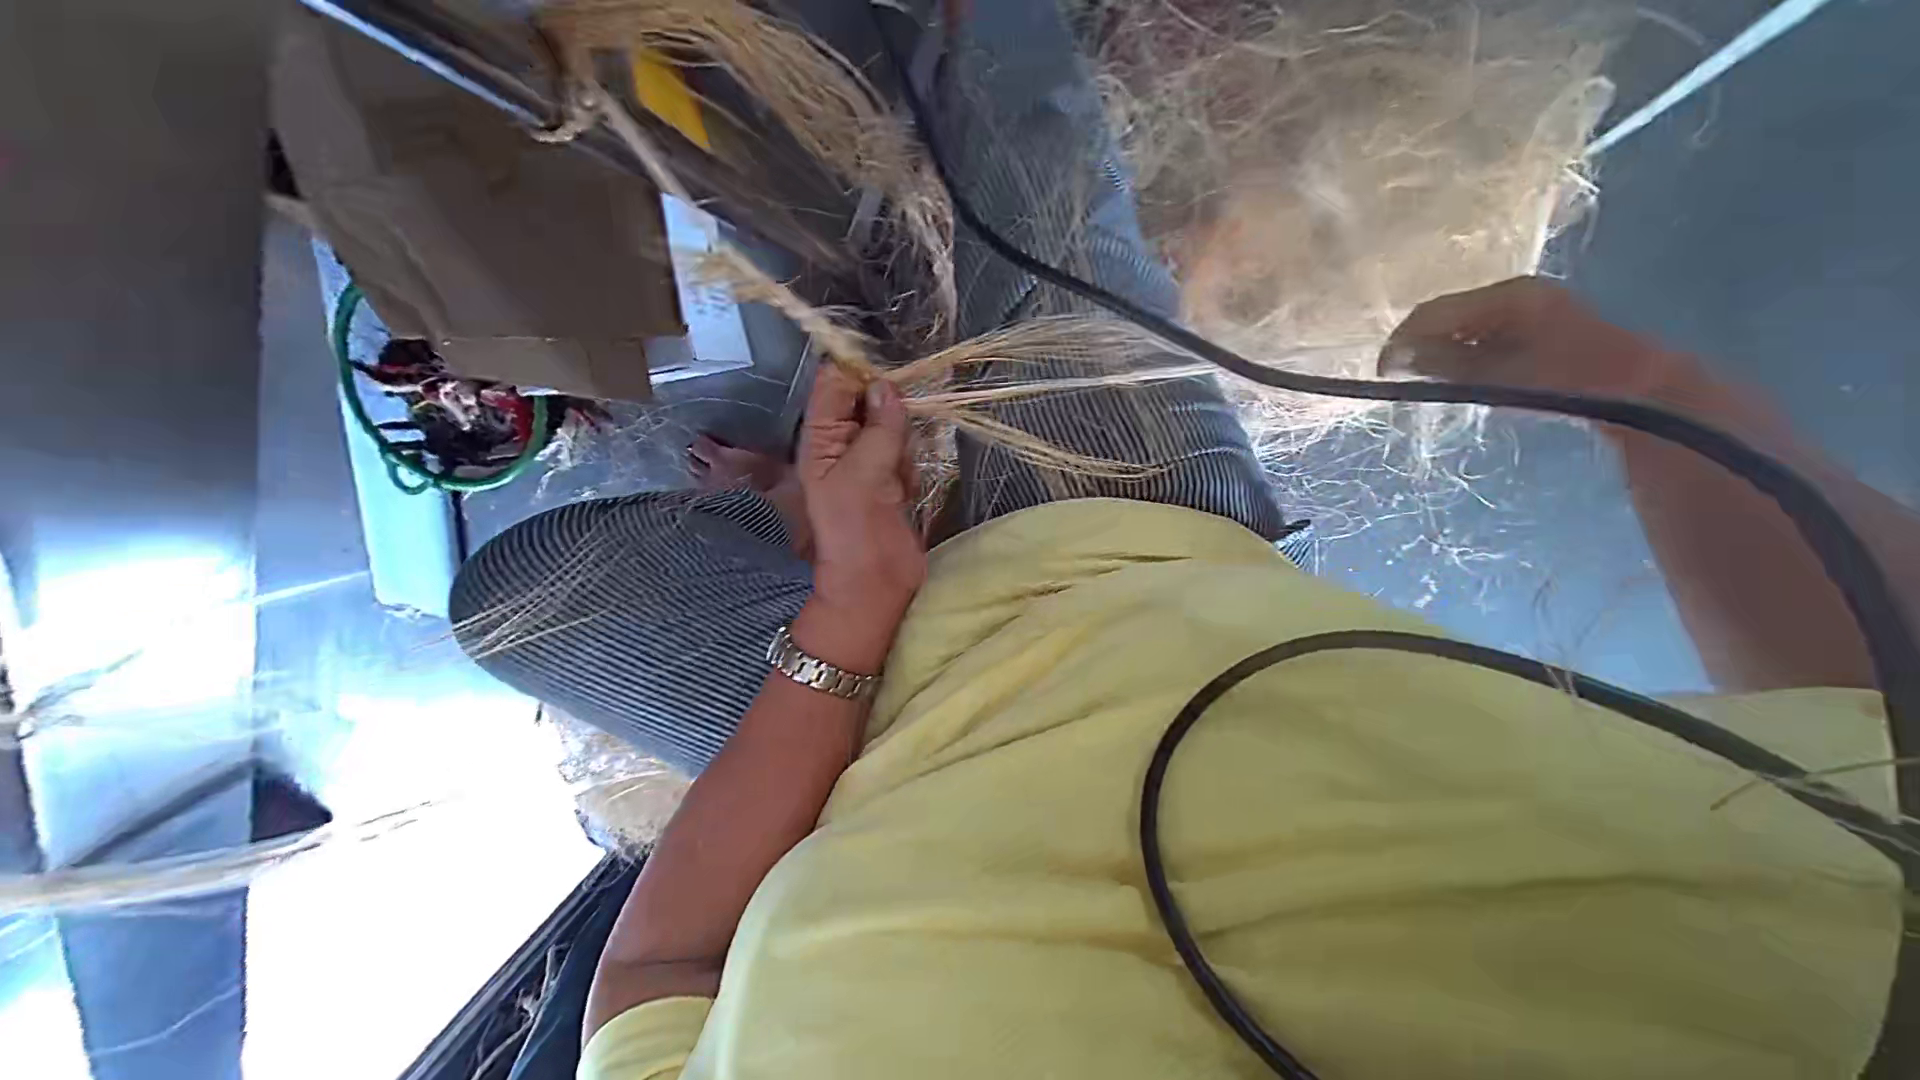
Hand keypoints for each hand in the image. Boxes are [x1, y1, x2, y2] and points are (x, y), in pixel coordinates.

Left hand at [792, 367, 924, 670]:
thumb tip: (889, 387)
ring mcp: (869, 460)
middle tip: (895, 443)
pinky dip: (911, 467)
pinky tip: (904, 493)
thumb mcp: (862, 474)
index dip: (860, 370)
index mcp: (820, 437)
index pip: (834, 383)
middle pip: (868, 399)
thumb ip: (879, 429)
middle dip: (890, 414)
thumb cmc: (855, 529)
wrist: (874, 582)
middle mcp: (842, 442)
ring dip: (903, 445)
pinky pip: (908, 451)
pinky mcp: (892, 476)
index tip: (892, 373)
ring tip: (896, 479)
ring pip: (894, 424)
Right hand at [1379, 277, 1679, 397]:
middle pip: (1444, 316)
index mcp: (1504, 295)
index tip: (1381, 373)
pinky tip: (1458, 376)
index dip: (1400, 341)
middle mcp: (1513, 292)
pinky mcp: (1533, 323)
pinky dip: (1459, 352)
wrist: (1637, 388)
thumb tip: (1392, 360)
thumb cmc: (1563, 380)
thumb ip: (1440, 364)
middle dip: (1417, 345)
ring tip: (1425, 380)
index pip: (1431, 312)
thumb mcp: (1493, 375)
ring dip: (1437, 351)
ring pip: (1459, 326)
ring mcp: (1525, 306)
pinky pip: (1478, 333)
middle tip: (1401, 378)